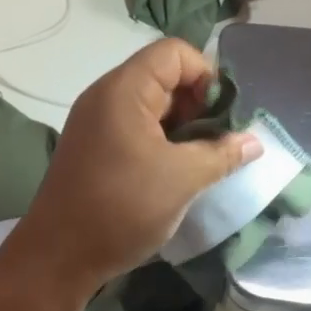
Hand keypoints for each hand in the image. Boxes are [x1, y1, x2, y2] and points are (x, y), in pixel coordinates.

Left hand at [8, 40, 261, 292]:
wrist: (57, 257)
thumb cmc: (120, 208)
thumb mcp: (182, 179)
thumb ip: (222, 153)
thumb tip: (254, 141)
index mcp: (124, 89)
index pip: (174, 52)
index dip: (205, 76)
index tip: (221, 117)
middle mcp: (106, 95)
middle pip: (163, 74)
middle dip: (197, 103)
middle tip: (216, 142)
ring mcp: (97, 121)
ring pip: (151, 104)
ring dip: (181, 125)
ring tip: (200, 160)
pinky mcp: (94, 145)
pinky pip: (135, 126)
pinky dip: (161, 140)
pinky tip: (175, 172)